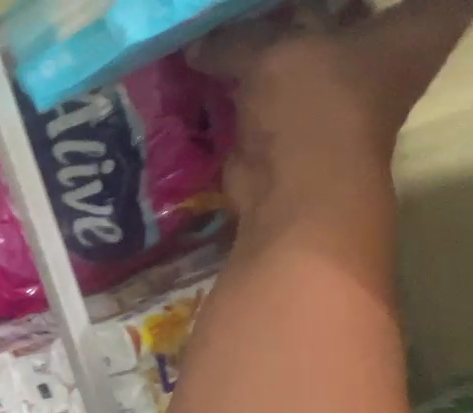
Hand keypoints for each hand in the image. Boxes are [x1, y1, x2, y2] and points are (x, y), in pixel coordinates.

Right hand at [190, 0, 472, 217]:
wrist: (294, 186)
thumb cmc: (314, 106)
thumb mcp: (275, 53)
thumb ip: (237, 39)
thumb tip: (198, 42)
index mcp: (422, 20)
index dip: (348, 0)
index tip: (299, 4)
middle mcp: (393, 46)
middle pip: (343, 12)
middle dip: (300, 11)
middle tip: (250, 7)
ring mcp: (346, 83)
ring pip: (305, 45)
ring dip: (267, 42)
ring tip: (227, 28)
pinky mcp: (303, 114)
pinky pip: (275, 83)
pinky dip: (247, 78)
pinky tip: (216, 64)